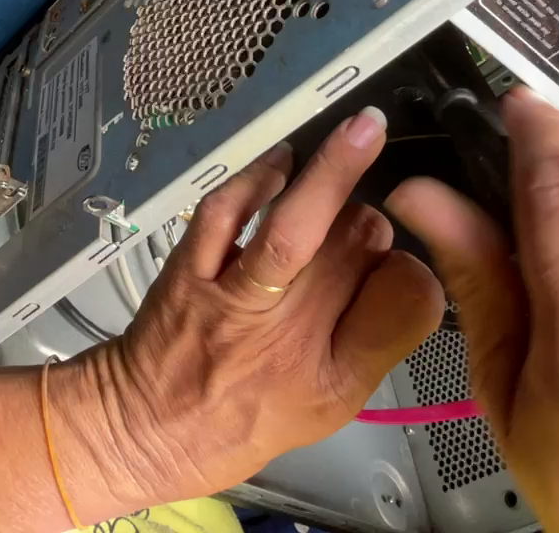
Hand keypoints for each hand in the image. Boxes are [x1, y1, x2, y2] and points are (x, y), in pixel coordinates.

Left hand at [52, 107, 444, 515]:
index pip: (406, 302)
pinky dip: (254, 178)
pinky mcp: (190, 269)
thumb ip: (368, 340)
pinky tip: (284, 157)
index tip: (401, 260)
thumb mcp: (325, 410)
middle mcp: (289, 336)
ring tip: (363, 130)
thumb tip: (398, 262)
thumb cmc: (242, 420)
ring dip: (333, 170)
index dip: (412, 269)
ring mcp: (234, 299)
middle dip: (368, 219)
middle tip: (361, 220)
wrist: (146, 428)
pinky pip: (225, 213)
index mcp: (335, 378)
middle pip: (353, 252)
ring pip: (294, 228)